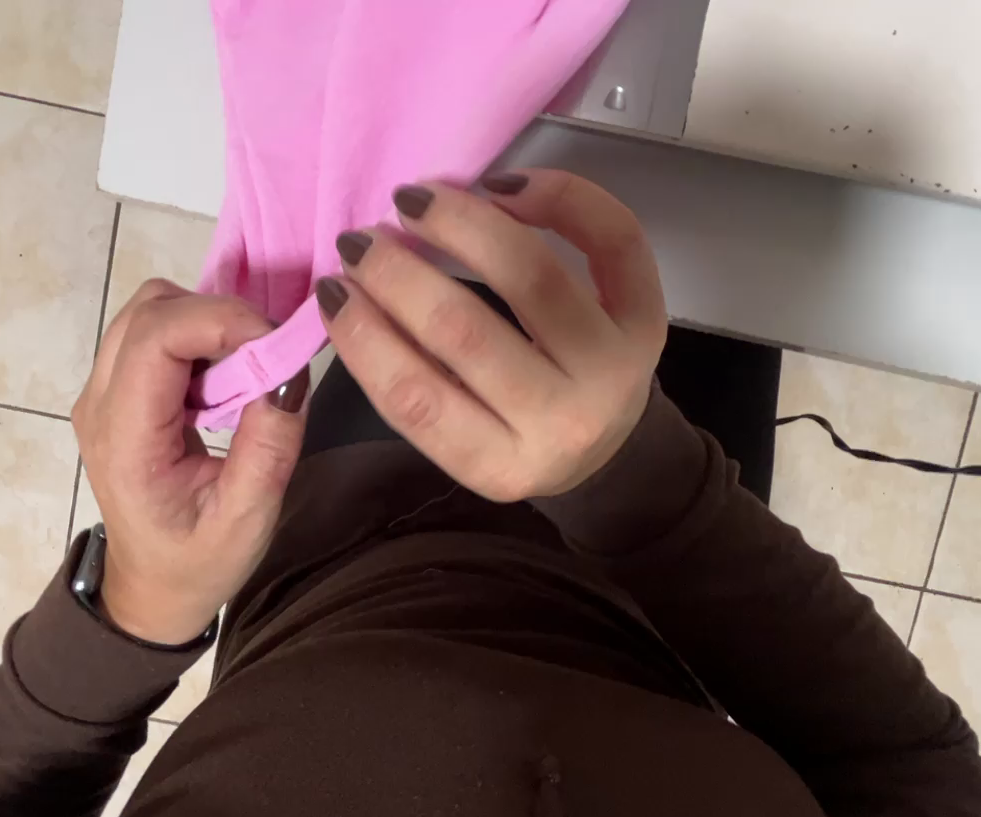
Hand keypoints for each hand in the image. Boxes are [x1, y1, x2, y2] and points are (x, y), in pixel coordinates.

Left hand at [72, 280, 309, 644]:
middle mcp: (99, 402)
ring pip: (150, 313)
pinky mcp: (117, 395)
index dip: (221, 319)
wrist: (152, 589)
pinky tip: (227, 378)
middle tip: (269, 355)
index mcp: (125, 438)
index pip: (157, 337)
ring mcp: (101, 395)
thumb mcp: (247, 518)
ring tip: (249, 369)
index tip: (277, 342)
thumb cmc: (198, 563)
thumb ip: (269, 446)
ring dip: (207, 325)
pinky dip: (199, 339)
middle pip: (149, 310)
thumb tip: (289, 372)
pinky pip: (154, 336)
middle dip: (218, 316)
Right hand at [316, 169, 665, 501]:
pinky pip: (612, 239)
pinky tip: (504, 188)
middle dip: (400, 275)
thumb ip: (416, 384)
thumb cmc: (517, 436)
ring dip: (461, 225)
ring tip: (416, 203)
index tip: (331, 289)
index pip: (419, 400)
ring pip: (533, 276)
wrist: (608, 447)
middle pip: (467, 333)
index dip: (365, 338)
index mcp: (503, 466)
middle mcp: (563, 423)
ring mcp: (613, 369)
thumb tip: (352, 294)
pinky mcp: (649, 320)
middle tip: (363, 241)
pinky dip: (558, 197)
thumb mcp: (464, 441)